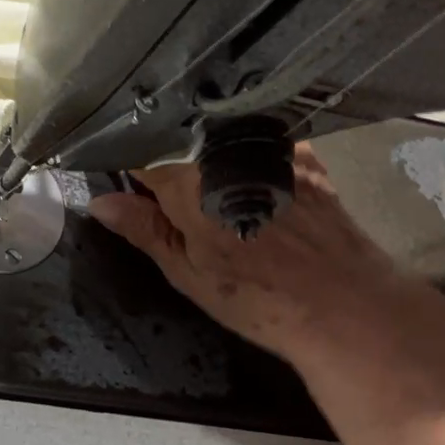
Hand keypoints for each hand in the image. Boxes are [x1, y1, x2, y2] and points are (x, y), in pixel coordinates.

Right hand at [87, 144, 444, 370]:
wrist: (345, 305)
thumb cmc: (256, 297)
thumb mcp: (186, 272)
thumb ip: (144, 229)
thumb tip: (100, 202)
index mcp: (189, 179)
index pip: (140, 154)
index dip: (124, 166)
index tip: (121, 185)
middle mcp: (228, 150)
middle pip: (179, 142)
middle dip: (164, 163)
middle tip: (162, 200)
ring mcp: (271, 148)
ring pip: (218, 140)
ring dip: (203, 158)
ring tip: (204, 193)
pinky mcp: (303, 156)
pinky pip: (258, 145)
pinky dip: (243, 158)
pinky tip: (247, 186)